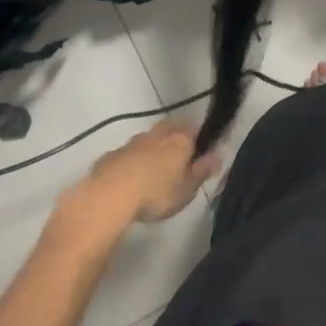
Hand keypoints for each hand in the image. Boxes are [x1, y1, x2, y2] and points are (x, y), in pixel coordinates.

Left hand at [48, 122, 219, 248]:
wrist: (108, 197)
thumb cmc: (156, 193)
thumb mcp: (187, 189)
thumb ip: (202, 171)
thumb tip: (218, 155)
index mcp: (179, 141)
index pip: (194, 129)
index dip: (198, 138)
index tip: (200, 152)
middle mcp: (156, 136)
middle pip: (169, 128)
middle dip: (173, 137)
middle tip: (176, 157)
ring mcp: (130, 144)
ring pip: (146, 140)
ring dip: (150, 149)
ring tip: (151, 170)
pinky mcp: (109, 157)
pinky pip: (125, 155)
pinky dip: (129, 162)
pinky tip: (127, 179)